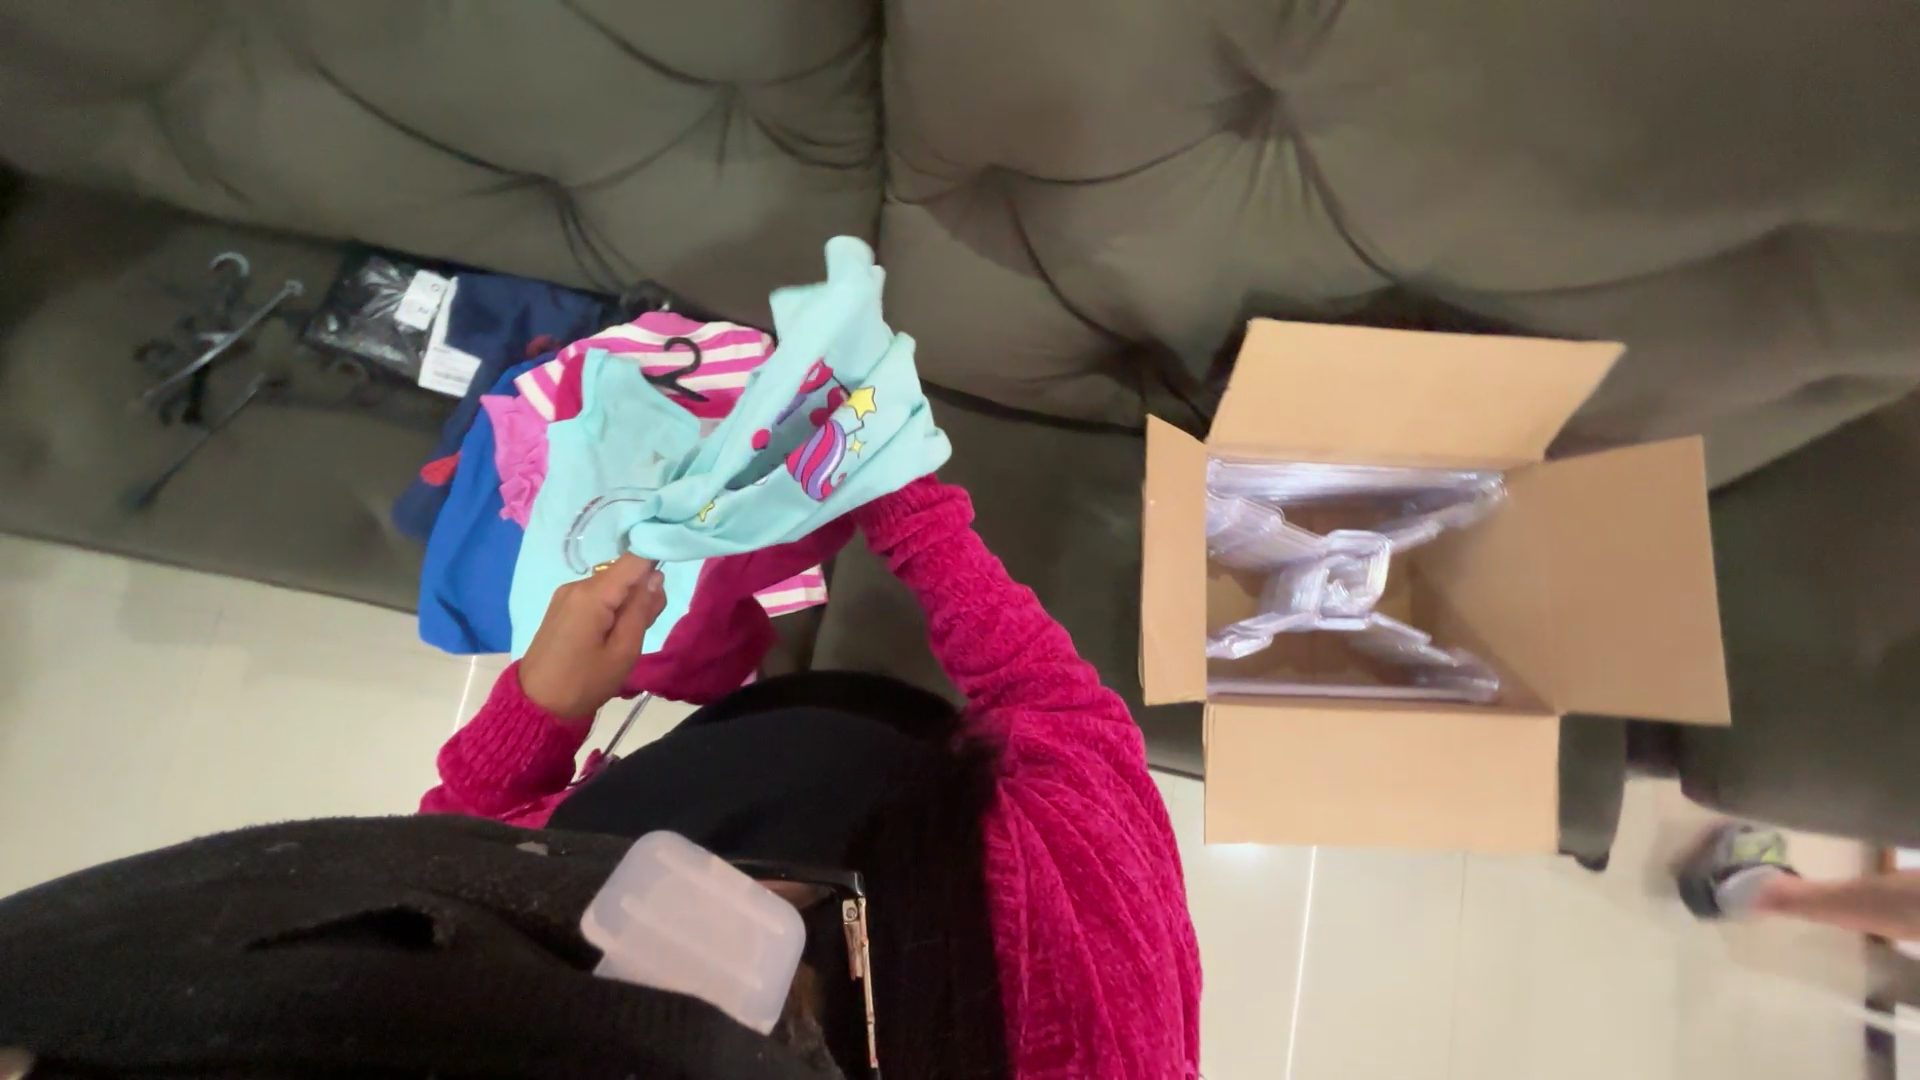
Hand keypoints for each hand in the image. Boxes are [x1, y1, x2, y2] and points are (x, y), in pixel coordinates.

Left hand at [519, 554, 665, 720]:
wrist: (536, 706)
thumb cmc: (585, 681)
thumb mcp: (624, 650)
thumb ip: (642, 609)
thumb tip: (656, 576)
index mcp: (592, 594)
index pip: (634, 559)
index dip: (657, 559)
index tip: (673, 577)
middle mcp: (577, 585)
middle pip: (624, 572)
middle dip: (644, 590)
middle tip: (647, 624)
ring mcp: (567, 595)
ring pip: (613, 584)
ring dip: (629, 601)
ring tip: (628, 636)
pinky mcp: (563, 606)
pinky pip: (598, 595)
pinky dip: (614, 607)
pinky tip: (613, 633)